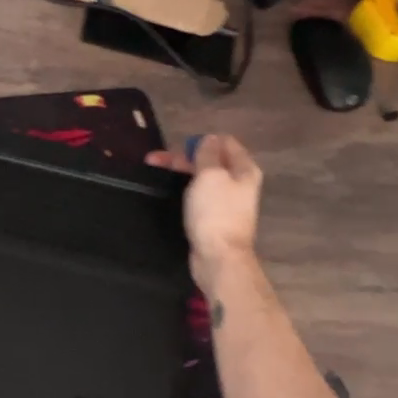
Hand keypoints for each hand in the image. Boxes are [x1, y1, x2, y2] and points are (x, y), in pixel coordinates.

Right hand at [146, 134, 263, 287]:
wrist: (219, 258)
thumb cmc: (215, 213)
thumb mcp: (210, 175)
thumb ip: (208, 153)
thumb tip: (208, 139)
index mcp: (243, 168)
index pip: (224, 142)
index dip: (199, 141)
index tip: (175, 149)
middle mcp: (239, 182)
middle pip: (211, 161)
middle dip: (183, 158)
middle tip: (154, 161)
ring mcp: (227, 202)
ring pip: (203, 180)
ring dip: (181, 174)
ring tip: (157, 175)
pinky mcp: (215, 219)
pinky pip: (200, 198)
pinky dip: (185, 192)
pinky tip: (172, 194)